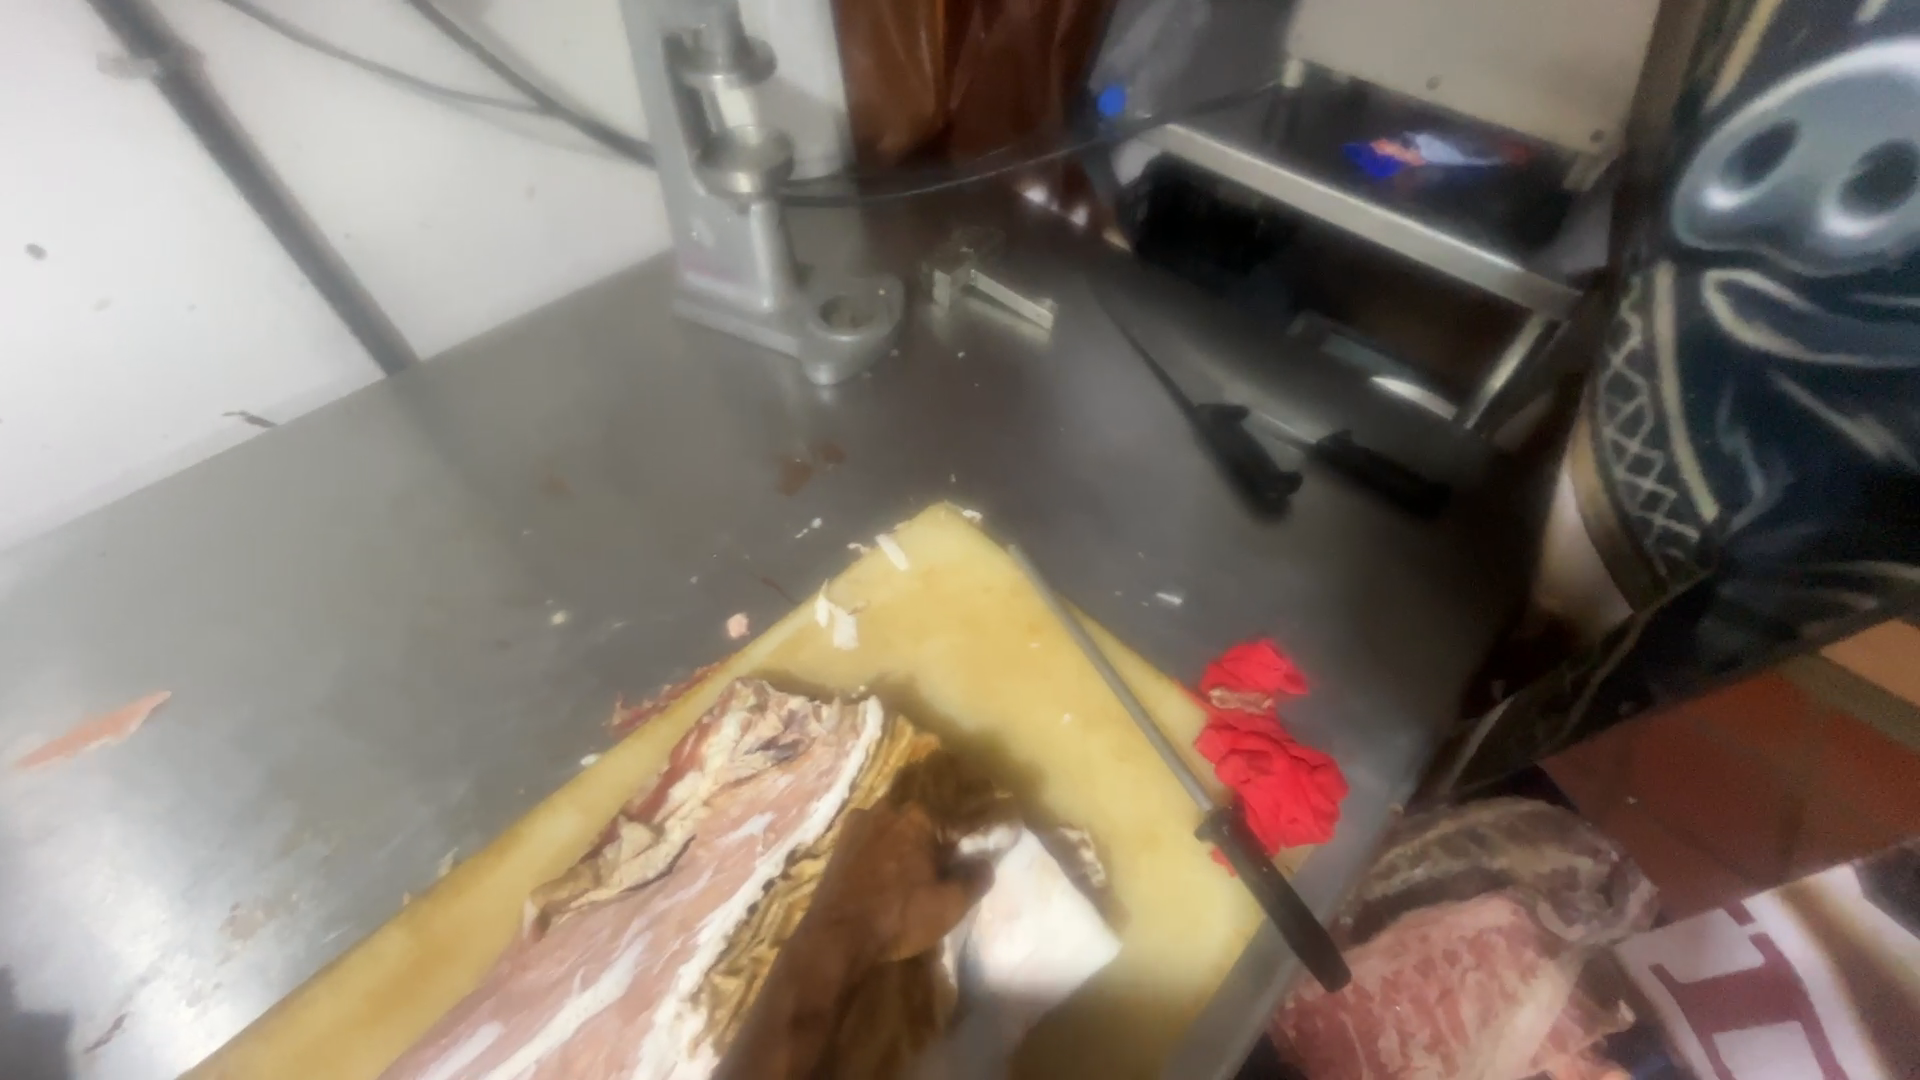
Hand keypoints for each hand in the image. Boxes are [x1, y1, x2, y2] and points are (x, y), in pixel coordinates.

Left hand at [811, 802, 991, 963]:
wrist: (836, 935)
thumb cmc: (899, 916)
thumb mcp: (949, 905)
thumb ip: (975, 879)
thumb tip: (987, 863)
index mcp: (919, 816)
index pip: (951, 827)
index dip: (958, 851)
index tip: (957, 873)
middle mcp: (889, 808)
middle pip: (919, 826)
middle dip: (928, 847)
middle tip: (930, 880)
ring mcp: (860, 822)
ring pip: (893, 830)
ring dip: (900, 848)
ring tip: (903, 881)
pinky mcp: (840, 841)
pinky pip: (870, 840)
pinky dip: (877, 853)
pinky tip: (878, 878)